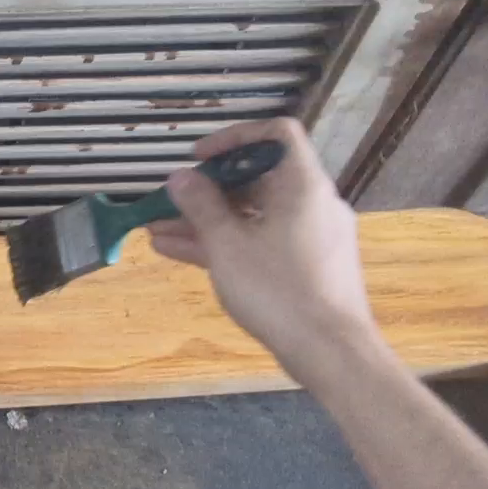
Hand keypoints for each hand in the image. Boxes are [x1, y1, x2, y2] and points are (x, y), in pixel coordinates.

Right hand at [144, 118, 389, 388]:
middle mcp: (310, 205)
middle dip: (206, 188)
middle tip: (168, 200)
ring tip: (156, 229)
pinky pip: (257, 240)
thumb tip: (179, 177)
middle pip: (256, 178)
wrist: (330, 352)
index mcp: (302, 187)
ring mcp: (307, 237)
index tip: (198, 157)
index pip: (276, 135)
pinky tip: (175, 250)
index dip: (234, 137)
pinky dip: (222, 241)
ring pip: (251, 214)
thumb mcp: (227, 244)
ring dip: (205, 219)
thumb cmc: (278, 290)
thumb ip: (200, 206)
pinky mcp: (302, 265)